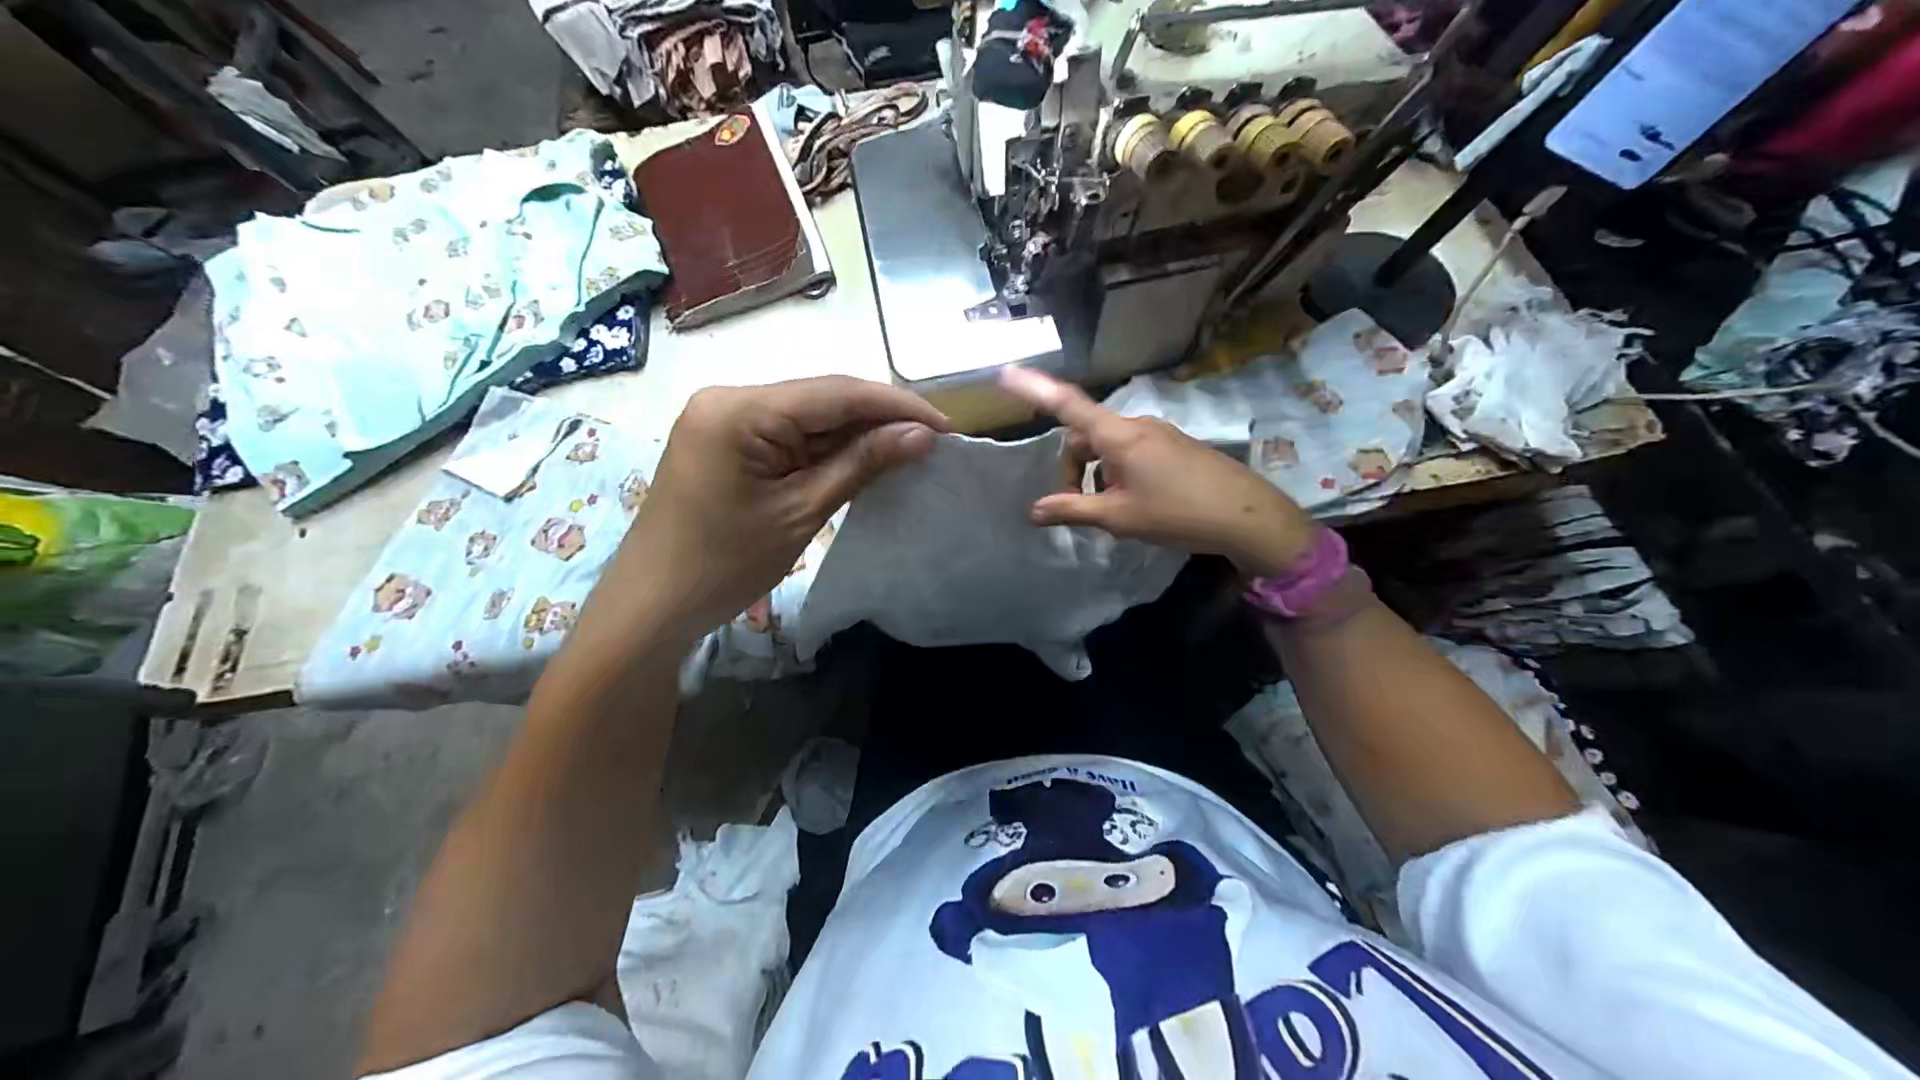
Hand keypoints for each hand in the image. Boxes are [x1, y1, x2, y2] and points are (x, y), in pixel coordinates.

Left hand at [602, 376, 947, 639]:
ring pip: (808, 415)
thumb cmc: (724, 564)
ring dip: (856, 434)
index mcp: (741, 409)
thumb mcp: (801, 512)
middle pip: (822, 398)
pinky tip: (862, 459)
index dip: (897, 406)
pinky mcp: (726, 440)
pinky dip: (826, 448)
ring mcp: (725, 418)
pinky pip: (787, 434)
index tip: (946, 426)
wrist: (653, 604)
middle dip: (879, 419)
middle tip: (932, 442)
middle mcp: (730, 398)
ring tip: (909, 451)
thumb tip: (921, 436)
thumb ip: (861, 465)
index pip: (836, 393)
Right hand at [1000, 367, 1317, 576]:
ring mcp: (1159, 433)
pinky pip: (1133, 452)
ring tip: (1112, 512)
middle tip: (1078, 508)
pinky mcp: (1176, 446)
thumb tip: (1034, 511)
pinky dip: (1119, 473)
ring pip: (1110, 447)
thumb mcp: (1119, 517)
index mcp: (1119, 436)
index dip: (1036, 389)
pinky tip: (1135, 504)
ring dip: (1098, 475)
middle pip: (1086, 435)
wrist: (1247, 517)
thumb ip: (1073, 510)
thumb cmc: (1177, 514)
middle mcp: (1137, 425)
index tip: (1008, 372)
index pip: (1068, 404)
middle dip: (1074, 468)